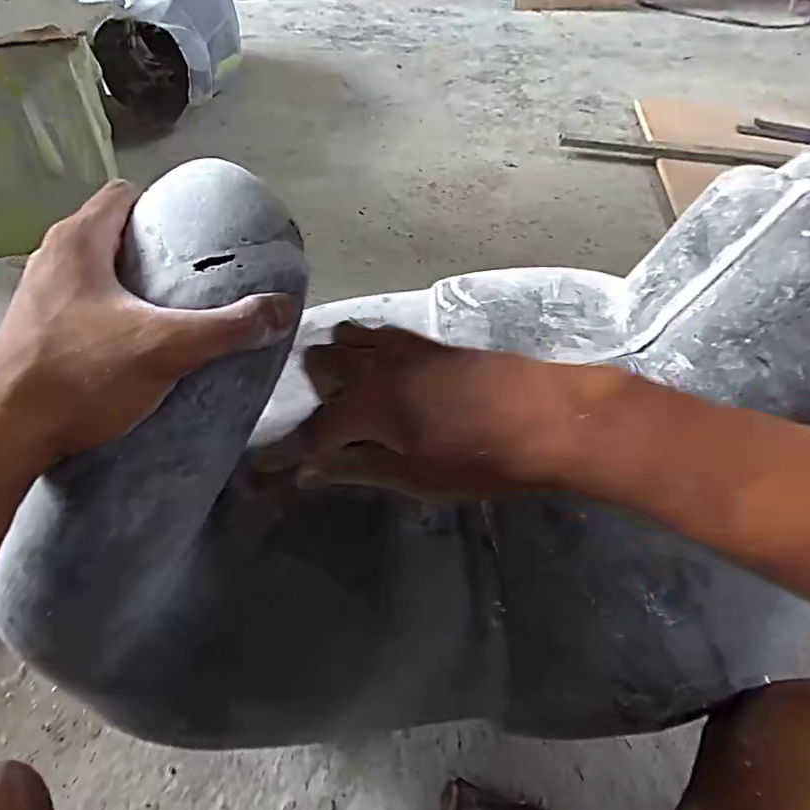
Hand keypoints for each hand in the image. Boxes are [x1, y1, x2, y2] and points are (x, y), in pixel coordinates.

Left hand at [0, 180, 300, 462]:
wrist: (3, 434)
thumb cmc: (79, 377)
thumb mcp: (164, 349)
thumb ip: (226, 328)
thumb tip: (282, 310)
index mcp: (77, 242)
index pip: (123, 195)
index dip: (160, 208)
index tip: (189, 238)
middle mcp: (49, 259)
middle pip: (108, 234)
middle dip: (148, 251)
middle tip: (186, 281)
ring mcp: (33, 297)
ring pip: (90, 274)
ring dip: (124, 286)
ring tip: (162, 316)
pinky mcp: (28, 333)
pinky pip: (75, 307)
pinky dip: (102, 315)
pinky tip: (123, 349)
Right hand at [272, 323, 619, 499]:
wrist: (550, 417)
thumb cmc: (479, 459)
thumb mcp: (414, 477)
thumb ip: (356, 468)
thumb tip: (309, 472)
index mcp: (365, 408)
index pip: (310, 434)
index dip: (283, 456)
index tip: (259, 473)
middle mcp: (373, 368)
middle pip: (318, 367)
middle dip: (310, 393)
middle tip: (325, 423)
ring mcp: (399, 349)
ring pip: (344, 338)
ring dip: (335, 361)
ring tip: (347, 388)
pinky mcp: (424, 341)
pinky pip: (376, 332)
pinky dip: (363, 345)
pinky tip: (378, 365)